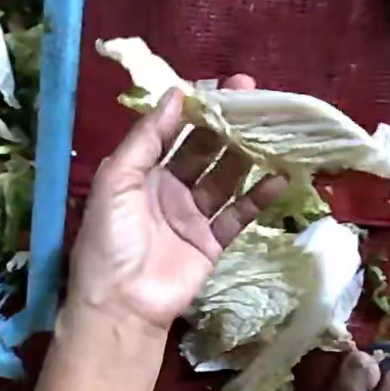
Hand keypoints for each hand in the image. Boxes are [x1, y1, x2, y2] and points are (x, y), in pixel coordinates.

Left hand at [68, 79, 285, 334]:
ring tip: (273, 134)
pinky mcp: (214, 242)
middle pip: (206, 151)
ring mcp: (194, 216)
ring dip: (247, 157)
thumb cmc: (111, 237)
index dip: (200, 109)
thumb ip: (147, 137)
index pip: (176, 131)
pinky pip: (239, 214)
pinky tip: (278, 179)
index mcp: (144, 171)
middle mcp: (171, 188)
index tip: (227, 88)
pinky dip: (258, 197)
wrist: (123, 301)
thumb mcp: (117, 179)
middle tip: (258, 104)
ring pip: (226, 179)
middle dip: (229, 127)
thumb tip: (176, 93)